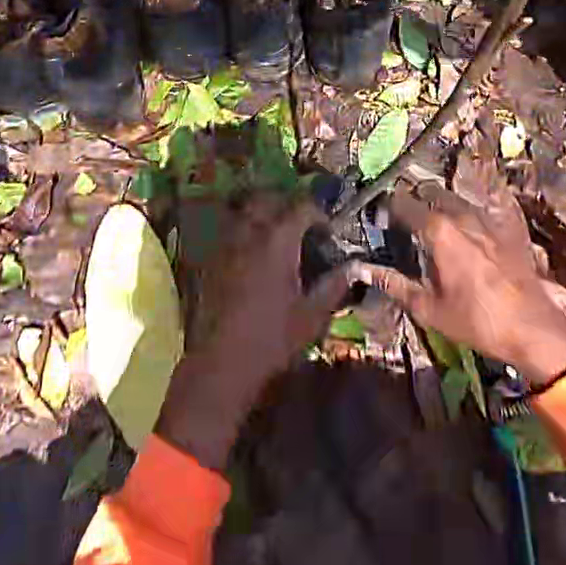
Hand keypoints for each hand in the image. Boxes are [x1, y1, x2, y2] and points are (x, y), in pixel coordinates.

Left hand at [155, 194, 361, 468]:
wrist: (221, 364)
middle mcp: (250, 234)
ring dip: (262, 216)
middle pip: (268, 200)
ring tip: (278, 236)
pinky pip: (229, 233)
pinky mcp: (211, 261)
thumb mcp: (312, 315)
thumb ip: (334, 285)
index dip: (318, 214)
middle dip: (286, 205)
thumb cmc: (272, 339)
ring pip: (244, 213)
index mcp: (278, 241)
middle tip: (302, 226)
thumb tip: (354, 266)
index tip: (328, 231)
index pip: (301, 208)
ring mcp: (226, 246)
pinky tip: (254, 256)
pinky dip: (244, 234)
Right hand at [365, 182, 565, 386]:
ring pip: (458, 198)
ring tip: (433, 220)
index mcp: (439, 230)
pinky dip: (471, 209)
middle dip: (415, 199)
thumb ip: (393, 283)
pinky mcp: (510, 227)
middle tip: (405, 217)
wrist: (534, 329)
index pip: (403, 204)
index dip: (388, 208)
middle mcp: (463, 215)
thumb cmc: (477, 320)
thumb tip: (361, 269)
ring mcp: (490, 218)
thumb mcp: (428, 308)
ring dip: (441, 202)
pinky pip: (485, 207)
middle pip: (431, 192)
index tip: (380, 217)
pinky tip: (469, 223)